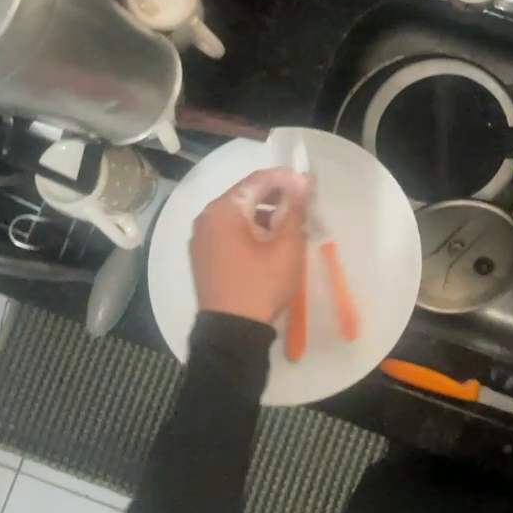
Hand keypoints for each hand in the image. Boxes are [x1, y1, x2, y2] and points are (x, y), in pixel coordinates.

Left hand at [190, 167, 308, 324]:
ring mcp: (201, 238)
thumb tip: (302, 181)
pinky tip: (272, 242)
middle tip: (305, 206)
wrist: (232, 334)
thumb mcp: (286, 246)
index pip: (259, 180)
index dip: (287, 178)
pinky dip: (252, 230)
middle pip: (247, 195)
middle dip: (277, 197)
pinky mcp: (204, 255)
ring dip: (266, 214)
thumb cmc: (261, 285)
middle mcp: (206, 218)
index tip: (310, 185)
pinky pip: (230, 231)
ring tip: (293, 226)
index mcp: (223, 210)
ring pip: (239, 214)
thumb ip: (294, 208)